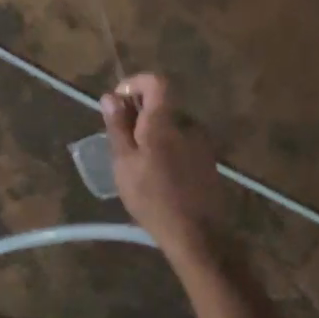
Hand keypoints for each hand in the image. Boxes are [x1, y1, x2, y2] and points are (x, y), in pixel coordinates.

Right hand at [101, 74, 224, 258]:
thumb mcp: (124, 162)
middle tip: (120, 141)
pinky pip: (182, 141)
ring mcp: (202, 143)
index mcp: (165, 122)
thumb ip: (118, 126)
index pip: (156, 82)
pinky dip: (166, 146)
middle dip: (138, 113)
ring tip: (136, 162)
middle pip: (162, 104)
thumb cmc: (152, 197)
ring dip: (152, 132)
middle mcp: (188, 125)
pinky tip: (157, 174)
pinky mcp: (208, 160)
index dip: (134, 84)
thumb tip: (110, 97)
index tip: (117, 102)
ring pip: (171, 124)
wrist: (197, 235)